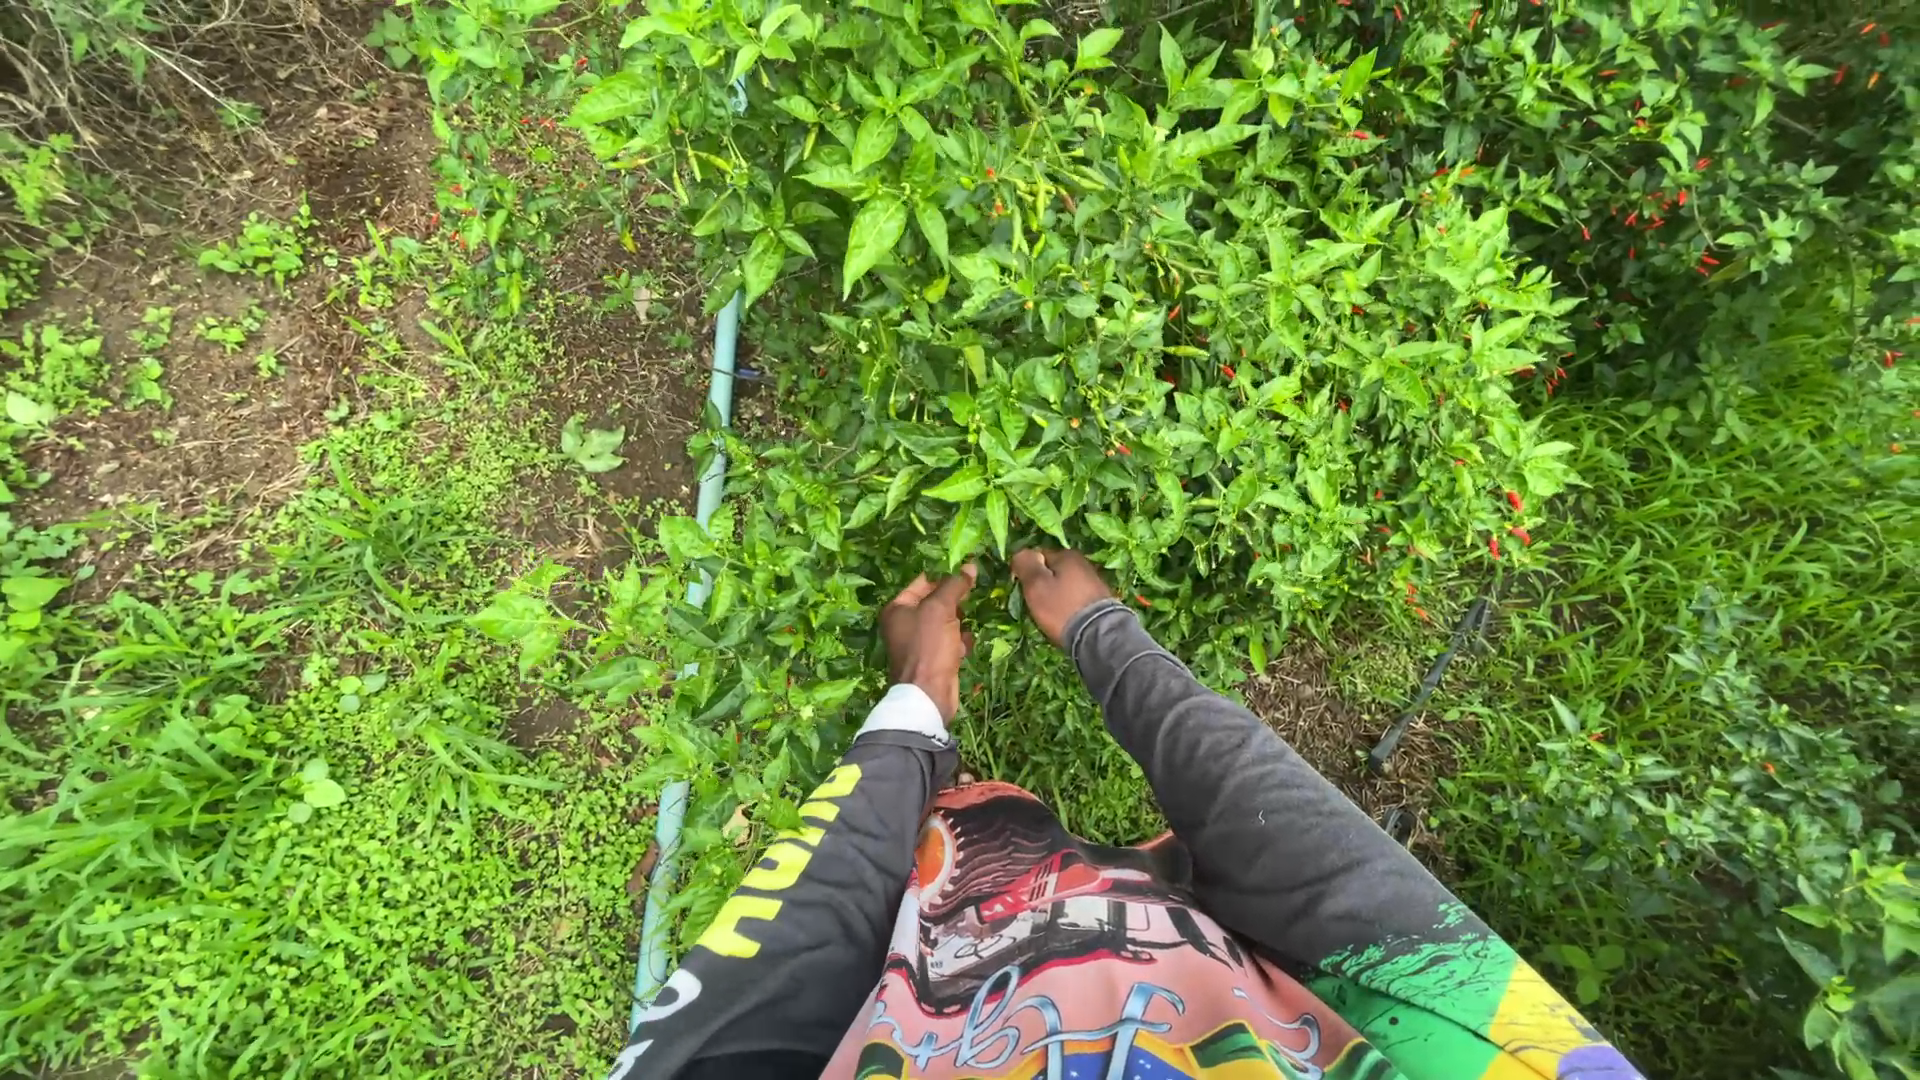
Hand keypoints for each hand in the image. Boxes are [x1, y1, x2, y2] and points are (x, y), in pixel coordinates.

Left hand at [880, 564, 976, 721]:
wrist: (929, 694)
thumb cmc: (928, 646)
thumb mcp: (940, 609)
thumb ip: (954, 585)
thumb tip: (970, 566)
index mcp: (898, 608)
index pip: (923, 581)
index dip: (944, 574)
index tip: (967, 569)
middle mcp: (905, 623)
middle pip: (936, 601)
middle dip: (955, 601)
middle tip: (973, 593)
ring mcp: (920, 642)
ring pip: (946, 622)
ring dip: (959, 622)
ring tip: (967, 622)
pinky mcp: (934, 658)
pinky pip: (951, 641)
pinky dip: (959, 642)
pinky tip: (964, 646)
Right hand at [1010, 549, 1112, 647]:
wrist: (1099, 635)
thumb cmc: (1062, 608)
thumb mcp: (1036, 585)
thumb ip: (1026, 565)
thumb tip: (1021, 552)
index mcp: (1067, 555)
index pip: (1037, 556)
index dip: (1026, 572)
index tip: (1023, 590)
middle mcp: (1083, 564)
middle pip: (1052, 571)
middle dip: (1042, 585)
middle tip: (1036, 604)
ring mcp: (1094, 582)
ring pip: (1064, 585)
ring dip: (1055, 597)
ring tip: (1051, 615)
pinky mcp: (1100, 600)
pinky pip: (1075, 598)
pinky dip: (1068, 606)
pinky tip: (1066, 618)